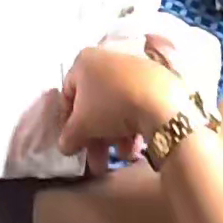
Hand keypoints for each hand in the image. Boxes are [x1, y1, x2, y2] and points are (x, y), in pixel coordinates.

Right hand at [58, 44, 193, 171]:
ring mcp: (128, 67)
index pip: (67, 93)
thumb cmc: (110, 106)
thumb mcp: (82, 126)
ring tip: (121, 156)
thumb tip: (65, 145)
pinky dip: (130, 125)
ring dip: (112, 136)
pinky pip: (131, 103)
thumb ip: (68, 136)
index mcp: (84, 61)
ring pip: (113, 106)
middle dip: (93, 137)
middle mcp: (104, 58)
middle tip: (96, 163)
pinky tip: (134, 147)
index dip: (67, 122)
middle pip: (92, 103)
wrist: (157, 100)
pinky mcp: (148, 77)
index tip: (72, 145)